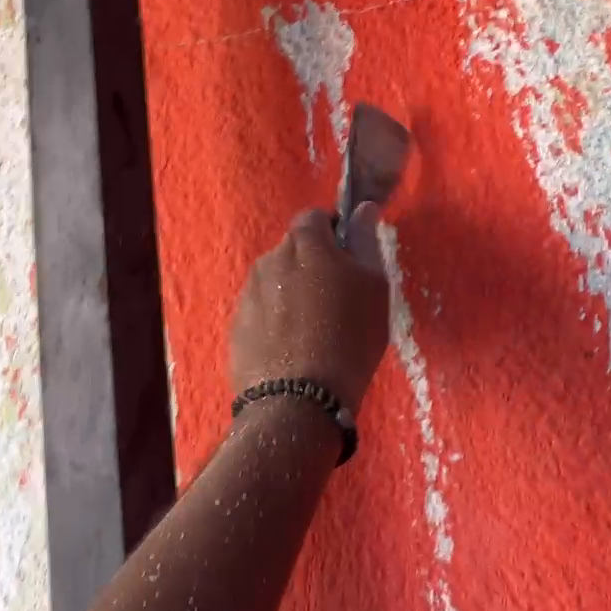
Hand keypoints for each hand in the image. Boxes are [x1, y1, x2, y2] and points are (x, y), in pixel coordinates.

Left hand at [229, 206, 390, 410]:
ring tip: (313, 328)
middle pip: (293, 249)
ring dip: (292, 290)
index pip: (314, 217)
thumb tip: (363, 208)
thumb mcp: (374, 285)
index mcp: (304, 244)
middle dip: (312, 262)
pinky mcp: (236, 327)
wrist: (300, 402)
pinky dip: (275, 319)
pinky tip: (292, 348)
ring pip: (275, 279)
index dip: (332, 232)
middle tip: (335, 298)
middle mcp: (269, 260)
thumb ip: (367, 239)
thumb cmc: (350, 336)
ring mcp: (248, 294)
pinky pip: (261, 311)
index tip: (348, 259)